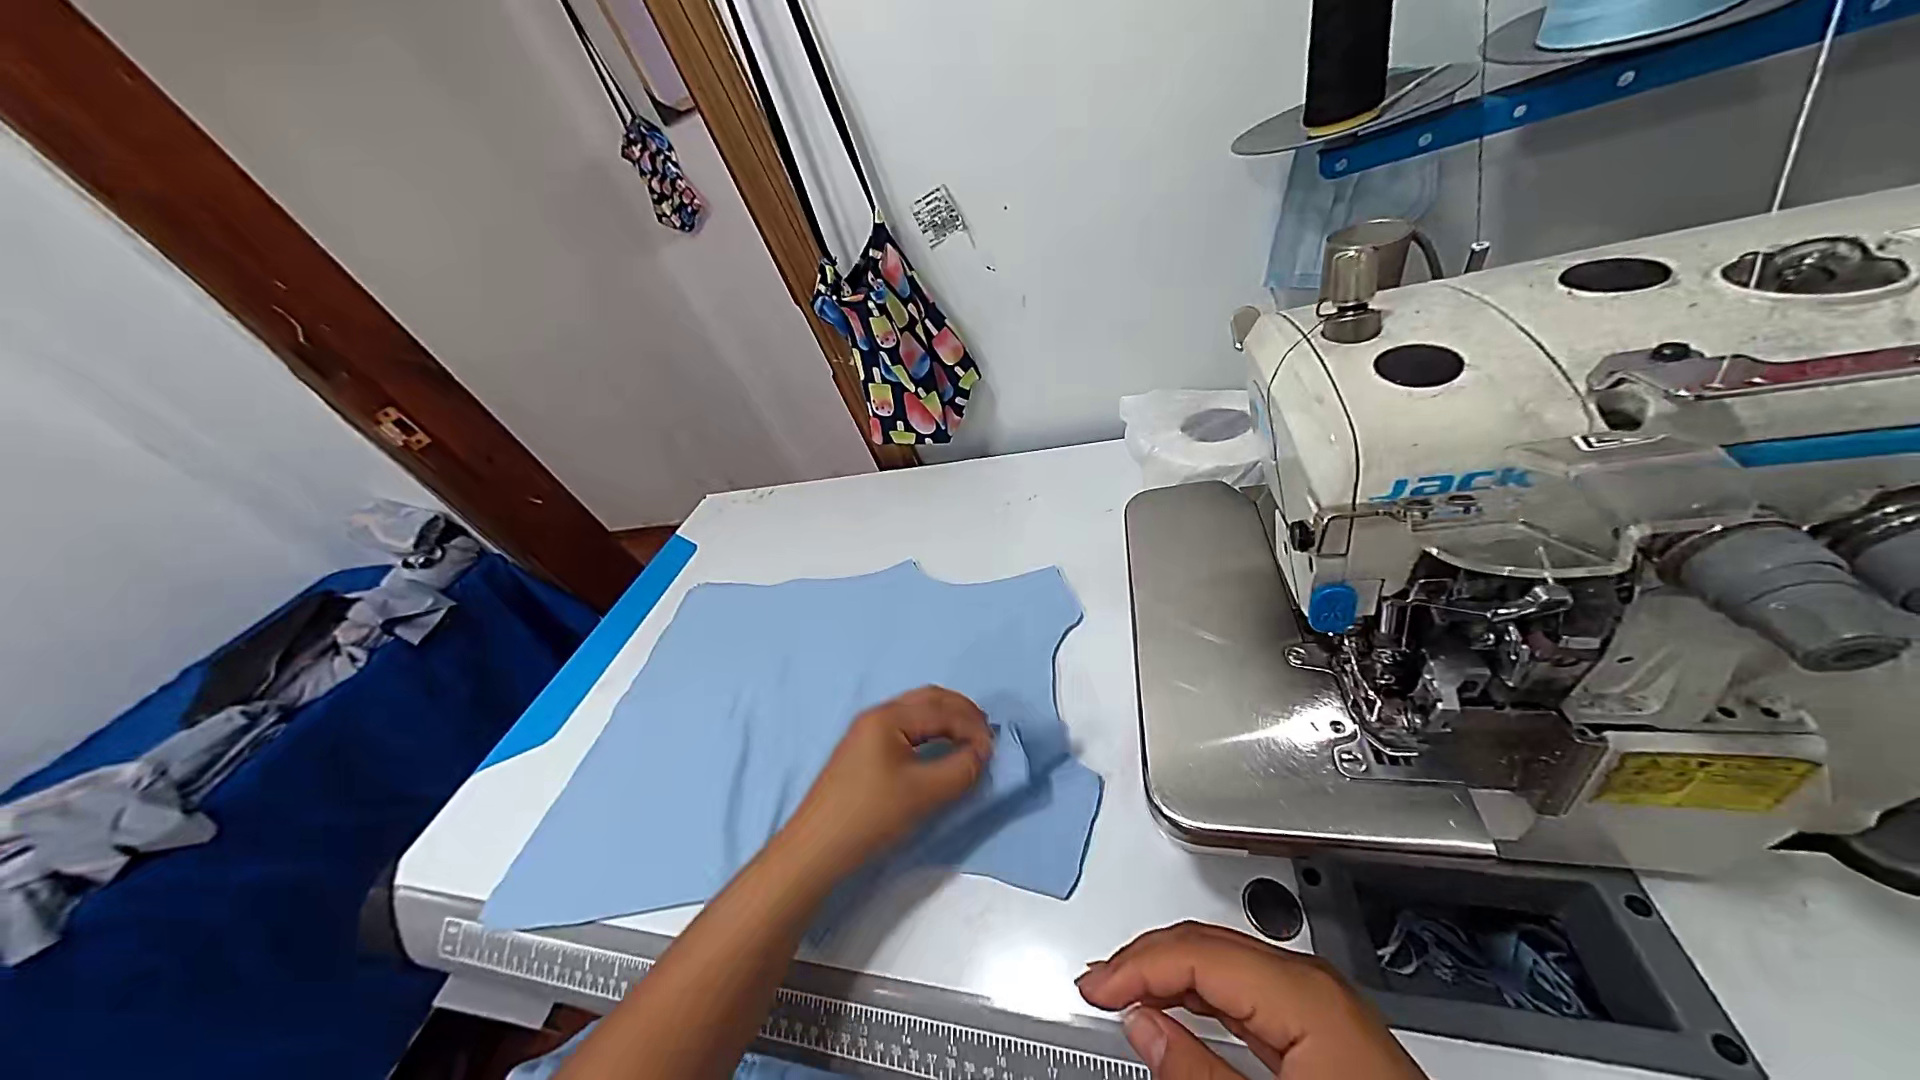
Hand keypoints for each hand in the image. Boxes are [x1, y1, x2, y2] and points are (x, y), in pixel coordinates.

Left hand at [777, 686, 992, 878]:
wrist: (816, 849)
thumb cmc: (871, 816)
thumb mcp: (924, 794)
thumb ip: (961, 769)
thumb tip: (982, 752)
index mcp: (888, 716)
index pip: (942, 709)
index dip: (972, 726)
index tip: (993, 750)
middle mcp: (876, 714)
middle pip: (929, 699)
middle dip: (961, 712)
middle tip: (986, 735)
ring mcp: (866, 731)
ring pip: (917, 711)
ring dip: (946, 719)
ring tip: (969, 740)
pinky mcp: (863, 750)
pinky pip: (906, 726)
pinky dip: (930, 731)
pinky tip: (940, 749)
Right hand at [1077, 922, 1424, 1079]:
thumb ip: (1200, 1072)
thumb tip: (1141, 1022)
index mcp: (1303, 993)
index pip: (1196, 952)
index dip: (1136, 964)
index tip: (1095, 988)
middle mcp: (1310, 981)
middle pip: (1205, 942)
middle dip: (1144, 958)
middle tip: (1098, 984)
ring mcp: (1316, 997)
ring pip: (1219, 956)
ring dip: (1165, 969)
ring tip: (1123, 988)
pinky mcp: (1317, 1019)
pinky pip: (1241, 983)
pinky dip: (1197, 987)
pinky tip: (1173, 1004)